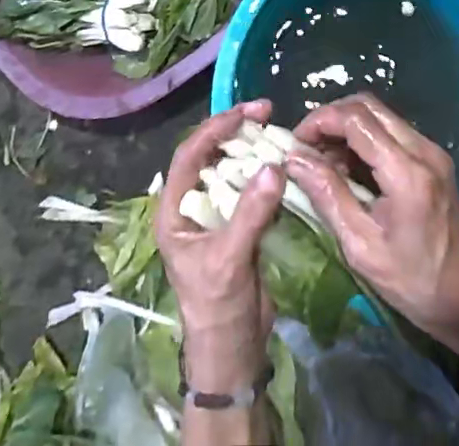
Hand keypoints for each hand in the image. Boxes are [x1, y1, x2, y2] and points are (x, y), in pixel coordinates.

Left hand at [156, 100, 285, 392]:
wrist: (234, 349)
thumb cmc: (218, 307)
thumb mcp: (229, 260)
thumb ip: (250, 214)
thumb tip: (273, 167)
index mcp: (175, 209)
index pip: (189, 156)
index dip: (214, 129)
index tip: (244, 112)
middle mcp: (193, 205)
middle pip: (210, 155)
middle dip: (234, 130)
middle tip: (265, 109)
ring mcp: (217, 213)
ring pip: (231, 167)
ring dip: (251, 147)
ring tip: (276, 127)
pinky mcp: (239, 223)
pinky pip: (250, 187)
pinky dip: (265, 172)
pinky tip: (283, 160)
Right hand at [285, 93, 458, 349]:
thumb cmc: (415, 282)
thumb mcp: (361, 247)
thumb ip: (328, 196)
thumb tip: (293, 160)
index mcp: (407, 173)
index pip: (356, 119)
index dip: (319, 122)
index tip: (294, 144)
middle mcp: (422, 150)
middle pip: (367, 106)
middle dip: (329, 119)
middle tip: (305, 148)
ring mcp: (430, 151)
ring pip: (378, 115)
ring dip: (344, 128)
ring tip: (322, 160)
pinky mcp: (431, 158)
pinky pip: (389, 130)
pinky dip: (361, 138)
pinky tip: (346, 168)